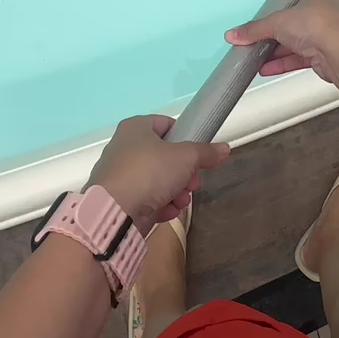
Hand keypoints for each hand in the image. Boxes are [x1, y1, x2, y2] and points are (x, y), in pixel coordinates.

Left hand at [86, 114, 229, 228]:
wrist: (113, 213)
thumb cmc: (149, 171)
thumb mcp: (186, 157)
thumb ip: (206, 152)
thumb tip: (225, 148)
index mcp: (135, 128)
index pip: (166, 124)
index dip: (184, 137)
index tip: (197, 154)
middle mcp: (123, 147)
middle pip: (164, 156)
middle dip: (183, 171)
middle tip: (193, 182)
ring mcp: (119, 175)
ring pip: (156, 179)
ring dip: (174, 190)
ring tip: (181, 200)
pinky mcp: (117, 201)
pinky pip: (145, 198)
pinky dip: (159, 204)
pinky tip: (168, 212)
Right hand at [225, 0, 338, 81]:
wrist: (338, 52)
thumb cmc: (313, 23)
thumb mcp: (277, 21)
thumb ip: (254, 29)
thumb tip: (231, 35)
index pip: (295, 2)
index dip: (278, 13)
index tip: (263, 23)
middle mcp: (326, 13)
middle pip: (294, 25)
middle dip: (274, 36)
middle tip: (255, 43)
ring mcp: (327, 35)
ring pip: (296, 43)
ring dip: (276, 52)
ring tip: (254, 59)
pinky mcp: (325, 56)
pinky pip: (300, 58)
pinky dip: (283, 63)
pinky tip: (265, 69)